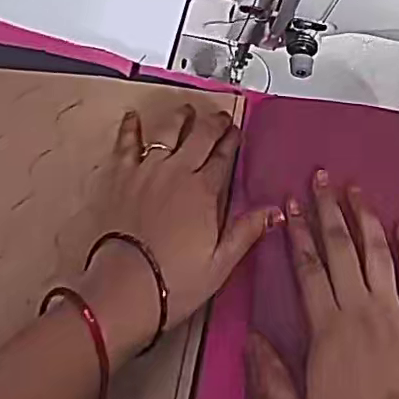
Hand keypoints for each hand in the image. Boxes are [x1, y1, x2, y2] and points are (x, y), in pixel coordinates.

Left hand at [78, 108, 277, 362]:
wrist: (124, 288)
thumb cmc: (173, 281)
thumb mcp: (220, 263)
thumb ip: (247, 231)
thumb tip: (276, 212)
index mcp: (204, 191)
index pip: (223, 156)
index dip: (232, 141)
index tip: (236, 132)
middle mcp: (178, 171)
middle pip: (201, 135)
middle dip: (213, 123)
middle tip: (219, 118)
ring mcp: (148, 169)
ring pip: (168, 130)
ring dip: (180, 117)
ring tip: (186, 111)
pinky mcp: (121, 175)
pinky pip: (127, 141)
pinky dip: (131, 127)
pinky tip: (133, 117)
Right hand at [248, 170, 398, 398]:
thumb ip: (270, 378)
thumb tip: (253, 342)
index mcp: (329, 330)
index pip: (309, 267)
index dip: (299, 233)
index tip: (292, 206)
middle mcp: (361, 313)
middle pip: (342, 247)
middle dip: (329, 209)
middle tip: (322, 180)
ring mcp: (392, 315)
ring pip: (377, 252)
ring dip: (365, 217)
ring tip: (356, 190)